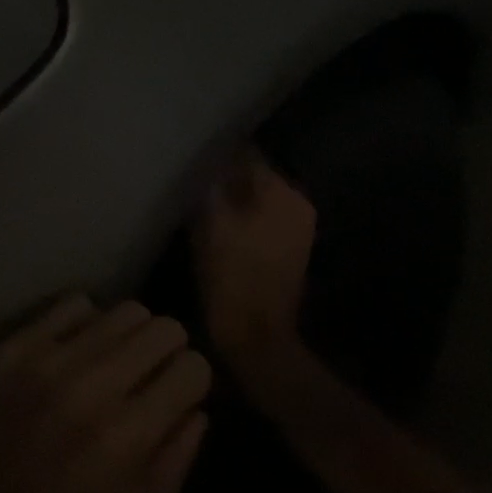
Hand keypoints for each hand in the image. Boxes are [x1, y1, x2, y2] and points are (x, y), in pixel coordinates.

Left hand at [0, 295, 211, 492]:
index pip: (194, 366)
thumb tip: (197, 411)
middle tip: (150, 375)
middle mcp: (96, 387)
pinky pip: (75, 304)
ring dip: (130, 337)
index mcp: (132, 432)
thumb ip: (180, 462)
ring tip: (114, 361)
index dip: (192, 383)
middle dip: (168, 353)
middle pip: (166, 329)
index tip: (178, 396)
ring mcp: (51, 362)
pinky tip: (77, 352)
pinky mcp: (13, 350)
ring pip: (126, 312)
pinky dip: (86, 324)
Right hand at [192, 150, 317, 364]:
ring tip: (201, 202)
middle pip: (256, 177)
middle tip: (192, 180)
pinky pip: (263, 221)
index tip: (192, 155)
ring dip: (234, 200)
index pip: (248, 155)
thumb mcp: (212, 225)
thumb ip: (213, 185)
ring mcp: (298, 228)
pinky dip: (244, 220)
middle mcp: (299, 204)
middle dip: (227, 177)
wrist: (258, 338)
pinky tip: (219, 227)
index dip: (218, 154)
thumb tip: (210, 161)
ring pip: (259, 200)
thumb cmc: (232, 279)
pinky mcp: (291, 250)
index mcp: (284, 192)